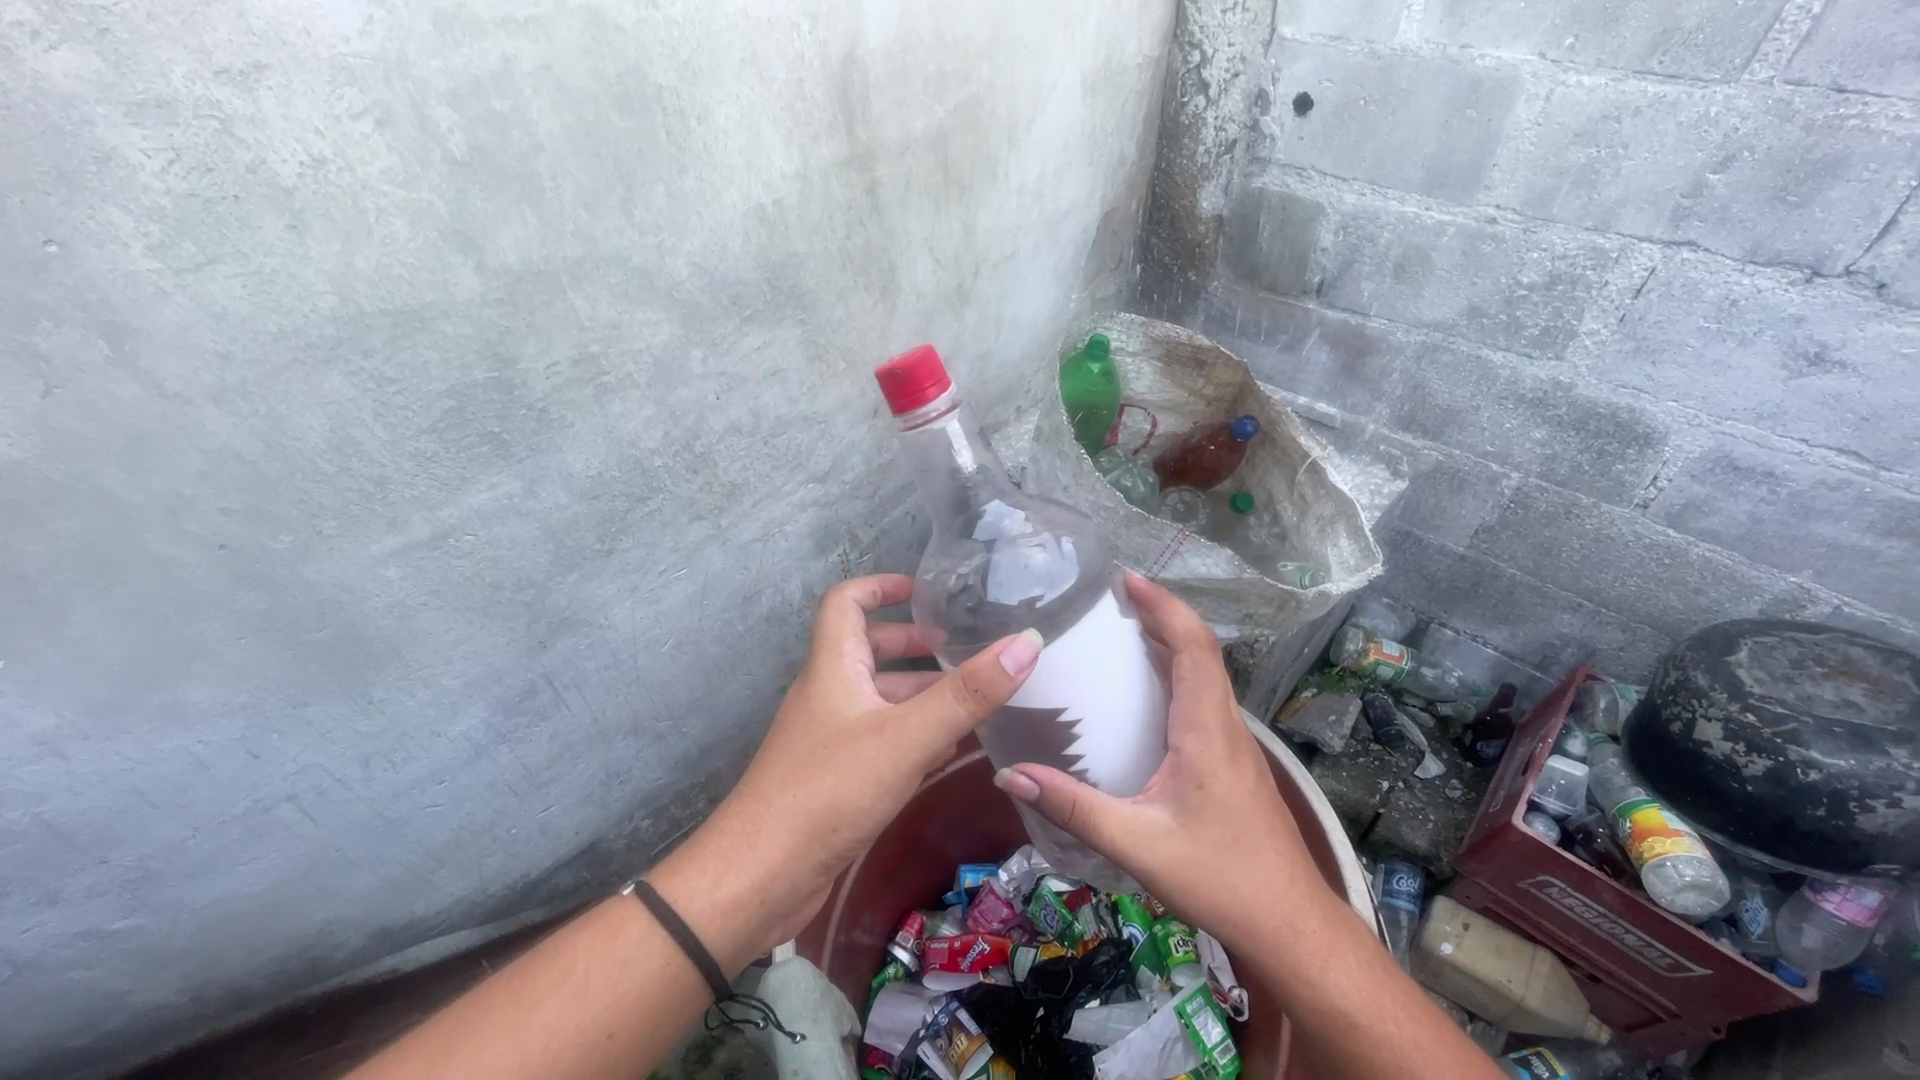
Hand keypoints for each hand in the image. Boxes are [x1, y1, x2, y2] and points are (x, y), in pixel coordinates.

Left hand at [656, 574, 1040, 962]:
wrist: (761, 876)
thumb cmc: (828, 790)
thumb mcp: (906, 737)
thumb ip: (967, 693)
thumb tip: (1027, 641)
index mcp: (833, 666)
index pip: (846, 602)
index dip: (881, 586)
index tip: (925, 590)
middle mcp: (828, 694)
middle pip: (867, 650)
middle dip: (913, 644)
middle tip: (962, 648)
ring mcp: (830, 739)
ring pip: (879, 700)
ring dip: (921, 693)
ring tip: (976, 699)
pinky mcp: (835, 779)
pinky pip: (881, 740)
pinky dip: (915, 735)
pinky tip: (952, 751)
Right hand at [991, 574, 1334, 951]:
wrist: (1288, 923)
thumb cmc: (1219, 878)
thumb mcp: (1137, 844)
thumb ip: (1073, 807)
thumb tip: (1009, 774)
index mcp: (1207, 730)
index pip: (1194, 646)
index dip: (1163, 606)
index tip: (1126, 580)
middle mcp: (1226, 726)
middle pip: (1200, 651)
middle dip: (1159, 617)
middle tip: (1109, 602)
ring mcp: (1235, 745)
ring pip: (1205, 676)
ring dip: (1169, 645)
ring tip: (1119, 636)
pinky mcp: (1233, 763)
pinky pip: (1203, 701)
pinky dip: (1175, 678)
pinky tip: (1143, 701)